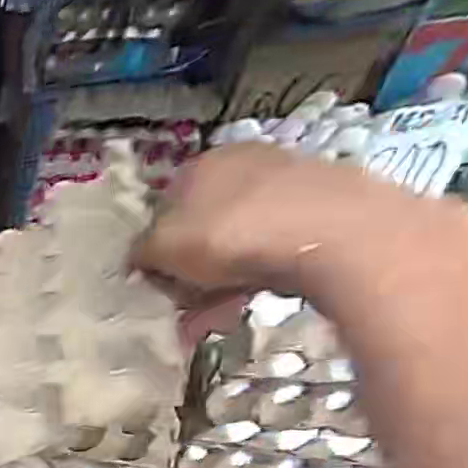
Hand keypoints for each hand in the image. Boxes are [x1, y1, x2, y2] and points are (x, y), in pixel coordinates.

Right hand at [135, 143, 398, 297]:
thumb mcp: (158, 250)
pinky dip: (256, 268)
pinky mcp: (321, 198)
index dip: (155, 249)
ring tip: (218, 308)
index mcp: (196, 165)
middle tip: (187, 300)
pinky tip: (252, 293)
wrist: (328, 232)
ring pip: (235, 235)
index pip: (160, 210)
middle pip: (200, 224)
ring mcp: (285, 175)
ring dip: (220, 274)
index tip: (158, 280)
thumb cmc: (226, 235)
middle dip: (190, 266)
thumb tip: (140, 258)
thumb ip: (139, 254)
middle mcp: (240, 160)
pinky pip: (271, 241)